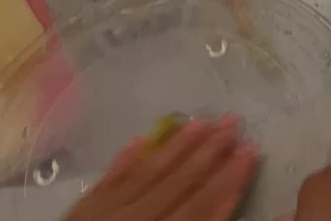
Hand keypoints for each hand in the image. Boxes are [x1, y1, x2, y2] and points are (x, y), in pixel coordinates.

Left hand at [66, 116, 259, 220]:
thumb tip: (216, 209)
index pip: (200, 209)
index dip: (229, 180)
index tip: (251, 150)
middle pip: (178, 184)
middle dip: (209, 152)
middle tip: (233, 120)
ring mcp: (103, 216)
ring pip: (146, 174)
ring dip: (176, 146)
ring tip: (200, 119)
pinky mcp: (78, 215)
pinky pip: (107, 181)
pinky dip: (126, 160)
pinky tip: (142, 139)